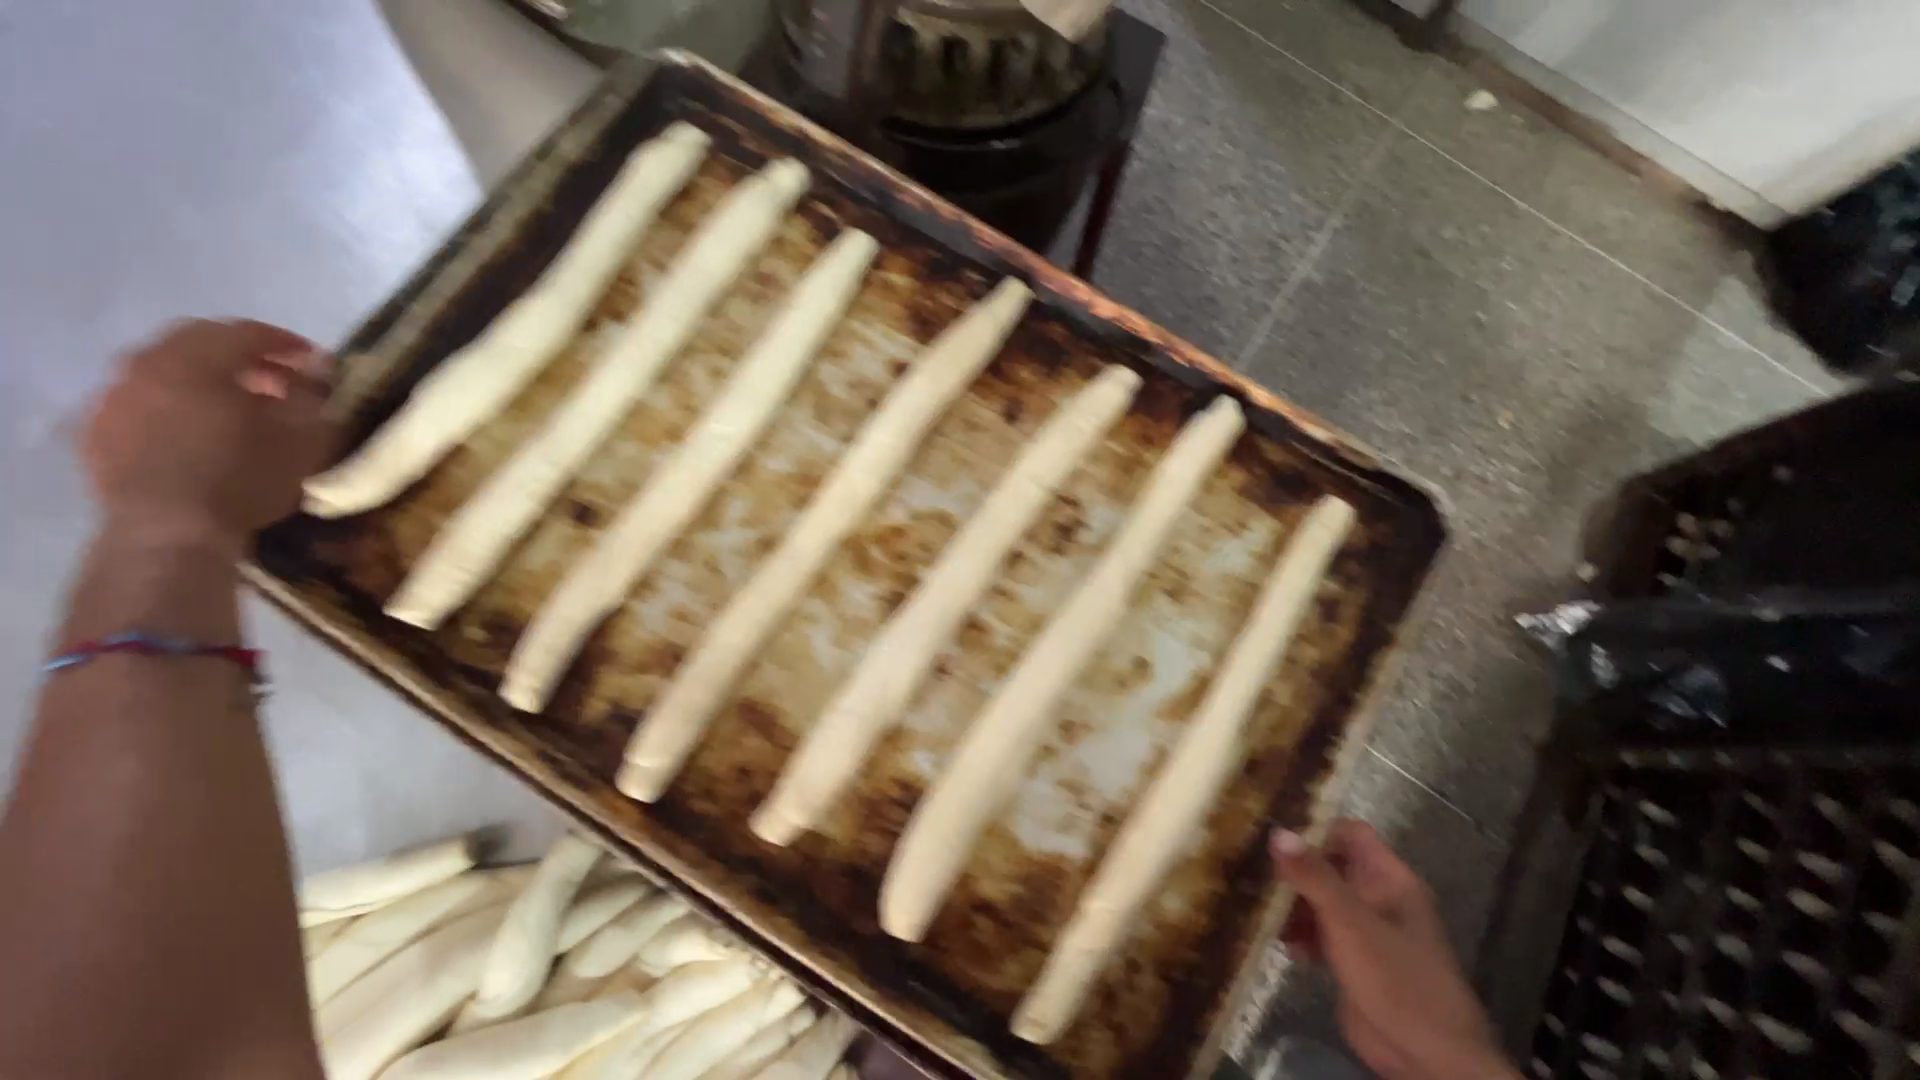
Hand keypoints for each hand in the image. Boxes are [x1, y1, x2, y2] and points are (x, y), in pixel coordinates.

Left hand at [83, 319, 336, 554]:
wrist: (169, 533)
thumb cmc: (246, 479)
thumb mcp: (303, 439)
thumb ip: (313, 396)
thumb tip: (321, 369)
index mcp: (197, 360)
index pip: (246, 332)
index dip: (286, 343)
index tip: (315, 362)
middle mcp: (146, 366)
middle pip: (197, 342)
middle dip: (242, 356)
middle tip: (277, 381)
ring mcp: (113, 399)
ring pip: (165, 371)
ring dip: (205, 380)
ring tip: (239, 410)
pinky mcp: (97, 432)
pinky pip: (141, 403)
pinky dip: (174, 406)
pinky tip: (199, 434)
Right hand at [1273, 821, 1514, 1079]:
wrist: (1428, 1056)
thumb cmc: (1396, 977)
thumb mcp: (1350, 921)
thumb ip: (1313, 876)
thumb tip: (1277, 832)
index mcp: (1389, 880)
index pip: (1350, 834)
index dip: (1316, 830)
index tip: (1276, 839)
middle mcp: (1378, 899)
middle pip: (1331, 866)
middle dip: (1296, 870)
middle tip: (1257, 873)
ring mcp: (1366, 932)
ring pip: (1322, 901)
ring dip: (1294, 905)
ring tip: (1264, 911)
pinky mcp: (1354, 961)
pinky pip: (1321, 934)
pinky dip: (1302, 935)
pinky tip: (1284, 946)